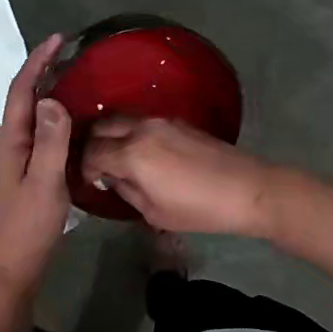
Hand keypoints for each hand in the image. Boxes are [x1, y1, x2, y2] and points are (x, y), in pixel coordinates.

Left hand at [0, 34, 72, 292]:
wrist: (17, 262)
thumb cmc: (28, 224)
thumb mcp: (44, 182)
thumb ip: (50, 142)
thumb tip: (54, 99)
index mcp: (13, 140)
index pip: (22, 90)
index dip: (38, 62)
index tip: (59, 39)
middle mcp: (15, 141)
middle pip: (28, 96)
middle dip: (47, 69)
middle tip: (76, 53)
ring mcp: (24, 155)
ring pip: (38, 112)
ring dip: (55, 89)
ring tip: (83, 75)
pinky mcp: (36, 167)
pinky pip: (49, 131)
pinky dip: (63, 115)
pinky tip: (83, 118)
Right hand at [80, 116, 281, 236]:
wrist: (248, 189)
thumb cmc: (199, 209)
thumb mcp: (154, 213)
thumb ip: (125, 191)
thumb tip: (112, 179)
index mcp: (131, 153)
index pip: (91, 153)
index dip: (84, 168)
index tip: (91, 182)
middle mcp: (141, 129)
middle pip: (101, 126)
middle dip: (92, 144)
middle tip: (97, 165)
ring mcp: (162, 121)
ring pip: (122, 119)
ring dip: (112, 134)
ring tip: (116, 156)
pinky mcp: (179, 121)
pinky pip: (143, 121)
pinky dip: (132, 132)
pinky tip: (142, 152)